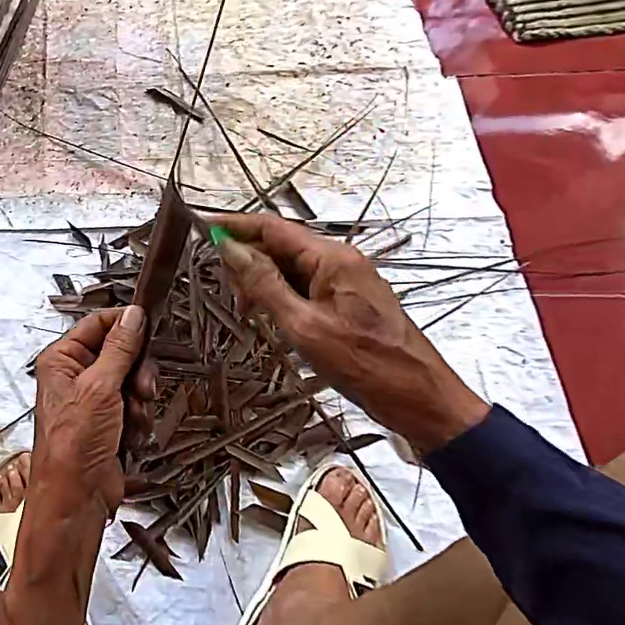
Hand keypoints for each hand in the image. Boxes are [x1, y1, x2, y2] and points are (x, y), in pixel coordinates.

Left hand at [32, 305, 155, 515]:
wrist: (77, 495)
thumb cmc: (73, 442)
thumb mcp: (100, 387)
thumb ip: (120, 348)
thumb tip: (133, 315)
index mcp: (62, 359)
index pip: (97, 324)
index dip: (124, 324)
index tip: (149, 325)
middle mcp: (76, 375)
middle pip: (121, 353)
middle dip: (137, 373)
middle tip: (142, 388)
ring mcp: (94, 399)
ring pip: (133, 381)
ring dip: (140, 401)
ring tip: (131, 418)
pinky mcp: (110, 421)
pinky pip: (136, 406)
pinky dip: (138, 420)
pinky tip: (129, 435)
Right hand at [212, 214, 488, 454]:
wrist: (419, 398)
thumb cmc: (368, 365)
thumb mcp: (303, 326)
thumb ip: (264, 285)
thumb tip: (231, 251)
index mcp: (332, 259)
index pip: (272, 228)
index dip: (234, 226)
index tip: (204, 229)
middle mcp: (340, 261)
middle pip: (280, 245)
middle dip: (247, 261)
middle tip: (227, 288)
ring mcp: (345, 280)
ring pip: (290, 267)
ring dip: (262, 281)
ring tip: (247, 309)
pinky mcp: (347, 299)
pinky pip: (304, 285)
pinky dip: (281, 295)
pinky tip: (270, 315)